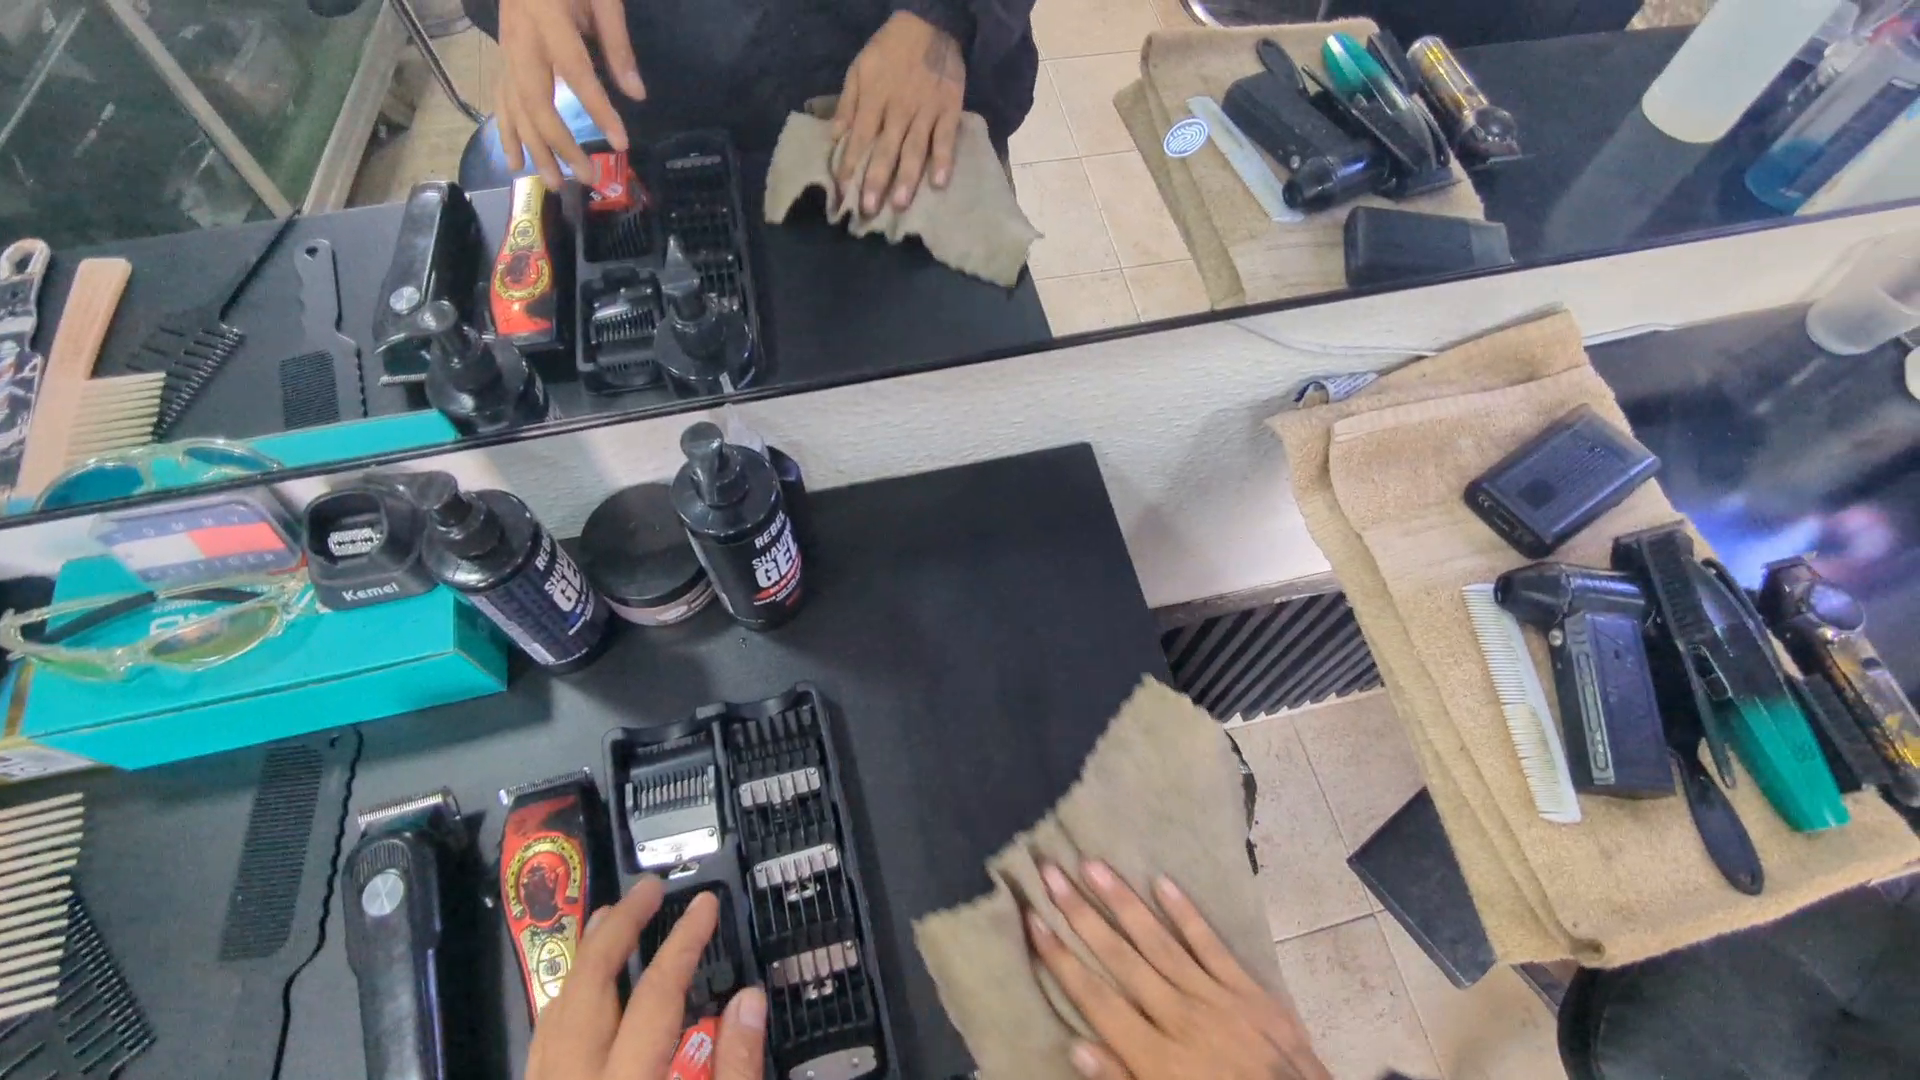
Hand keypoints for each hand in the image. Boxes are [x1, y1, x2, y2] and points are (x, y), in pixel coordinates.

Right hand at [496, 0, 644, 188]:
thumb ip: (617, 44)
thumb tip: (637, 95)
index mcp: (546, 17)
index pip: (576, 72)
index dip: (598, 110)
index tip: (621, 143)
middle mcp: (519, 38)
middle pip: (537, 101)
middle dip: (562, 145)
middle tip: (587, 179)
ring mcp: (505, 48)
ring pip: (515, 107)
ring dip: (535, 150)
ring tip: (555, 185)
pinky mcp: (502, 55)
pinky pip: (501, 99)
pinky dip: (508, 132)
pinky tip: (516, 162)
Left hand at [525, 880, 765, 1079]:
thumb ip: (737, 1068)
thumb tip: (748, 1000)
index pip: (655, 996)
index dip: (683, 943)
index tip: (705, 904)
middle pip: (589, 990)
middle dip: (618, 930)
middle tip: (648, 889)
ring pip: (557, 1013)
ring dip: (586, 957)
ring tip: (610, 917)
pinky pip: (543, 1042)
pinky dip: (566, 999)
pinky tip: (581, 986)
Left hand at [832, 12, 964, 215]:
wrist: (932, 21)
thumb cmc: (891, 49)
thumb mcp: (861, 68)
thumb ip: (848, 103)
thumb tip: (834, 136)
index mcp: (875, 98)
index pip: (859, 137)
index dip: (850, 164)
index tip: (842, 192)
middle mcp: (898, 108)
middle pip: (886, 149)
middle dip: (876, 180)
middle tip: (869, 209)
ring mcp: (925, 110)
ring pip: (914, 148)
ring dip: (907, 178)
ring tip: (899, 205)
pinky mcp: (949, 109)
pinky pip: (946, 138)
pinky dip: (943, 160)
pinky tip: (939, 183)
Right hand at [1026, 861, 1330, 1079]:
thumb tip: (1076, 1044)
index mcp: (1157, 1059)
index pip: (1097, 999)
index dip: (1061, 959)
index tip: (1034, 920)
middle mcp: (1180, 1018)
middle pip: (1120, 958)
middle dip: (1081, 913)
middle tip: (1051, 872)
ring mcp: (1216, 999)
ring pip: (1159, 941)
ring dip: (1123, 901)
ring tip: (1093, 864)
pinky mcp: (1249, 990)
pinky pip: (1213, 945)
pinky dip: (1187, 913)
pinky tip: (1162, 881)